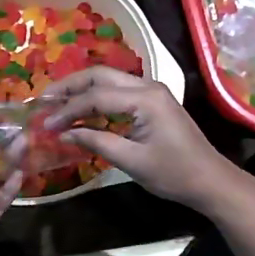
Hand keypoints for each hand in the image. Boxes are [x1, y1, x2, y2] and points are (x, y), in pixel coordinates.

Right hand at [43, 66, 240, 210]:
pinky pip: (120, 92)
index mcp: (145, 98)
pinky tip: (82, 111)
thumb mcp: (132, 161)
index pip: (96, 96)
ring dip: (83, 90)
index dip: (67, 109)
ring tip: (57, 103)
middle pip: (101, 75)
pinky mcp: (154, 102)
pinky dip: (98, 98)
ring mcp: (153, 92)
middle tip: (44, 100)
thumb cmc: (174, 173)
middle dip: (70, 86)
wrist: (210, 180)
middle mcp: (148, 86)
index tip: (46, 123)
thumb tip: (65, 133)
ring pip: (110, 80)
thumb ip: (97, 142)